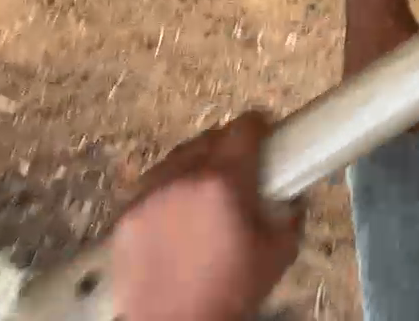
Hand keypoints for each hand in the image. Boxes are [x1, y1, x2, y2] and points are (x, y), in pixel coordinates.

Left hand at [111, 114, 300, 320]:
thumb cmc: (231, 292)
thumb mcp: (280, 252)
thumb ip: (291, 212)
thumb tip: (292, 192)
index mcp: (225, 179)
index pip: (245, 126)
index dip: (261, 126)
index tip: (268, 137)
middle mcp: (184, 176)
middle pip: (211, 136)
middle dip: (229, 146)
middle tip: (240, 170)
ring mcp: (150, 194)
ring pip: (179, 156)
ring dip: (197, 163)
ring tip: (206, 190)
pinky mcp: (126, 214)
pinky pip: (153, 183)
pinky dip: (169, 187)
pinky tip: (178, 211)